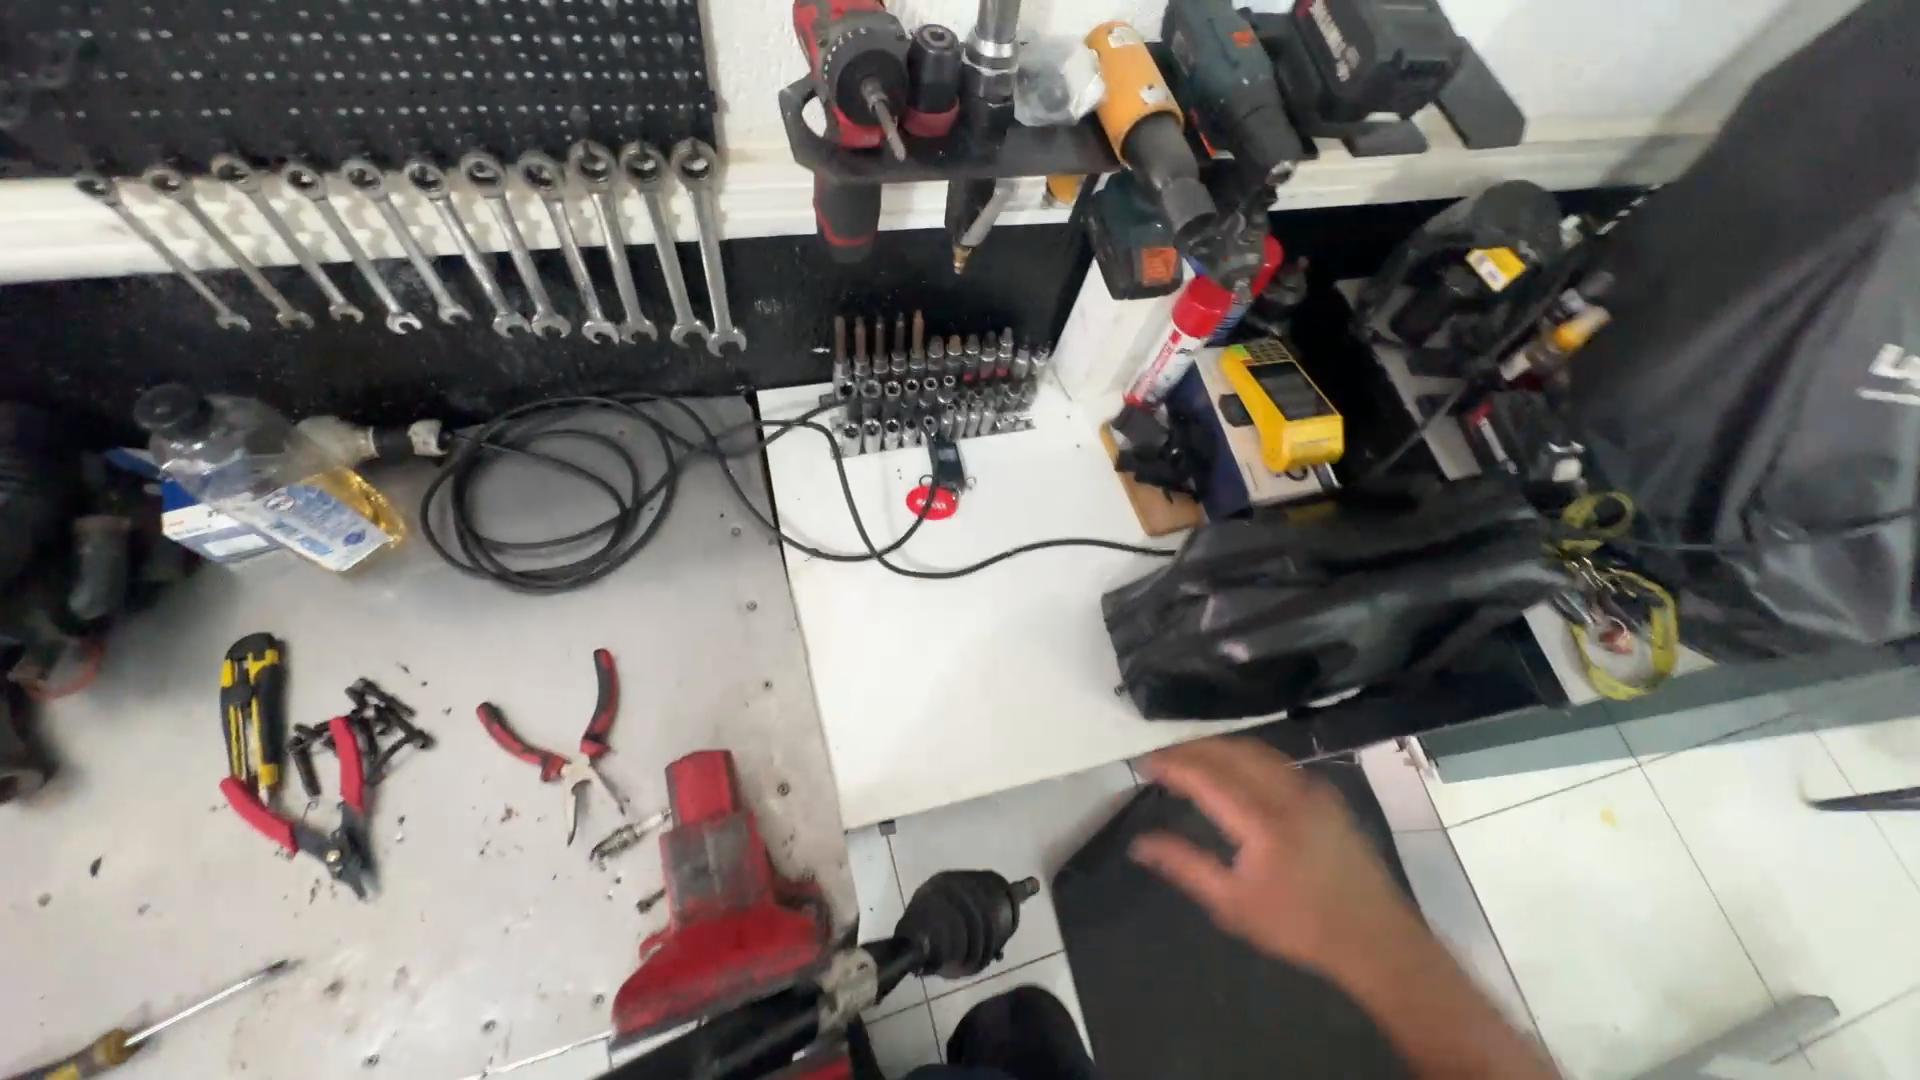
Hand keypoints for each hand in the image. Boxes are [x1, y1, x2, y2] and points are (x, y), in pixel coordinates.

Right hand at [1133, 738, 1557, 1079]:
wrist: (1376, 940)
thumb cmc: (1298, 926)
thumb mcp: (1233, 904)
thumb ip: (1185, 866)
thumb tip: (1139, 843)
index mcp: (1261, 821)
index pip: (1205, 776)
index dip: (1171, 764)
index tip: (1143, 763)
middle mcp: (1287, 793)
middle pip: (1229, 751)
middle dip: (1191, 747)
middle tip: (1161, 756)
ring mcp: (1311, 789)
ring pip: (1255, 750)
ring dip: (1218, 747)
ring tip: (1190, 756)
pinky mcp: (1326, 794)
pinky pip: (1278, 760)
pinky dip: (1246, 755)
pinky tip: (1235, 768)